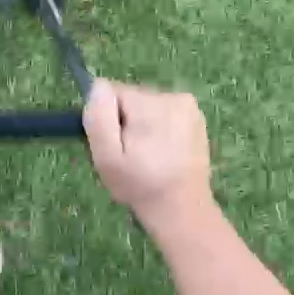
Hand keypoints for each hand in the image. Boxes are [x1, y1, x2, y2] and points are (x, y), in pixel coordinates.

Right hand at [83, 80, 213, 228]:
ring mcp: (189, 106)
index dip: (105, 118)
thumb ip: (98, 118)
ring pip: (145, 106)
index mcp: (149, 104)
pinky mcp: (196, 117)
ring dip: (139, 125)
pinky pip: (163, 113)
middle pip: (129, 98)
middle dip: (122, 122)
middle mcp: (172, 96)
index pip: (110, 93)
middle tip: (126, 154)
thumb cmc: (138, 184)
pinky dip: (158, 129)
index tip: (112, 144)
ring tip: (144, 156)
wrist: (180, 207)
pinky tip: (160, 152)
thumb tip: (97, 87)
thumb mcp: (107, 157)